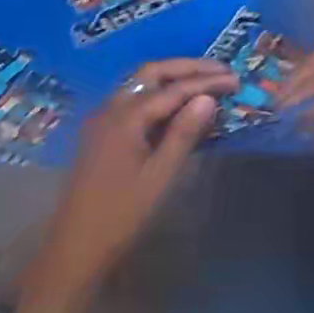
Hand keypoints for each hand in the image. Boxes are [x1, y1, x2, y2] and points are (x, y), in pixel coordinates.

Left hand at [35, 59, 235, 292]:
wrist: (77, 244)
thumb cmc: (122, 214)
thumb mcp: (160, 175)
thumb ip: (184, 134)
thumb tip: (209, 99)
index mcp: (125, 118)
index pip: (172, 89)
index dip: (206, 82)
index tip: (235, 78)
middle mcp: (110, 109)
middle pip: (151, 74)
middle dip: (187, 68)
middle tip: (221, 70)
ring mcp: (102, 120)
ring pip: (139, 85)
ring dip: (171, 79)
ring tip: (204, 82)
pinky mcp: (102, 134)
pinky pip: (132, 102)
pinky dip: (157, 95)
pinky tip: (177, 107)